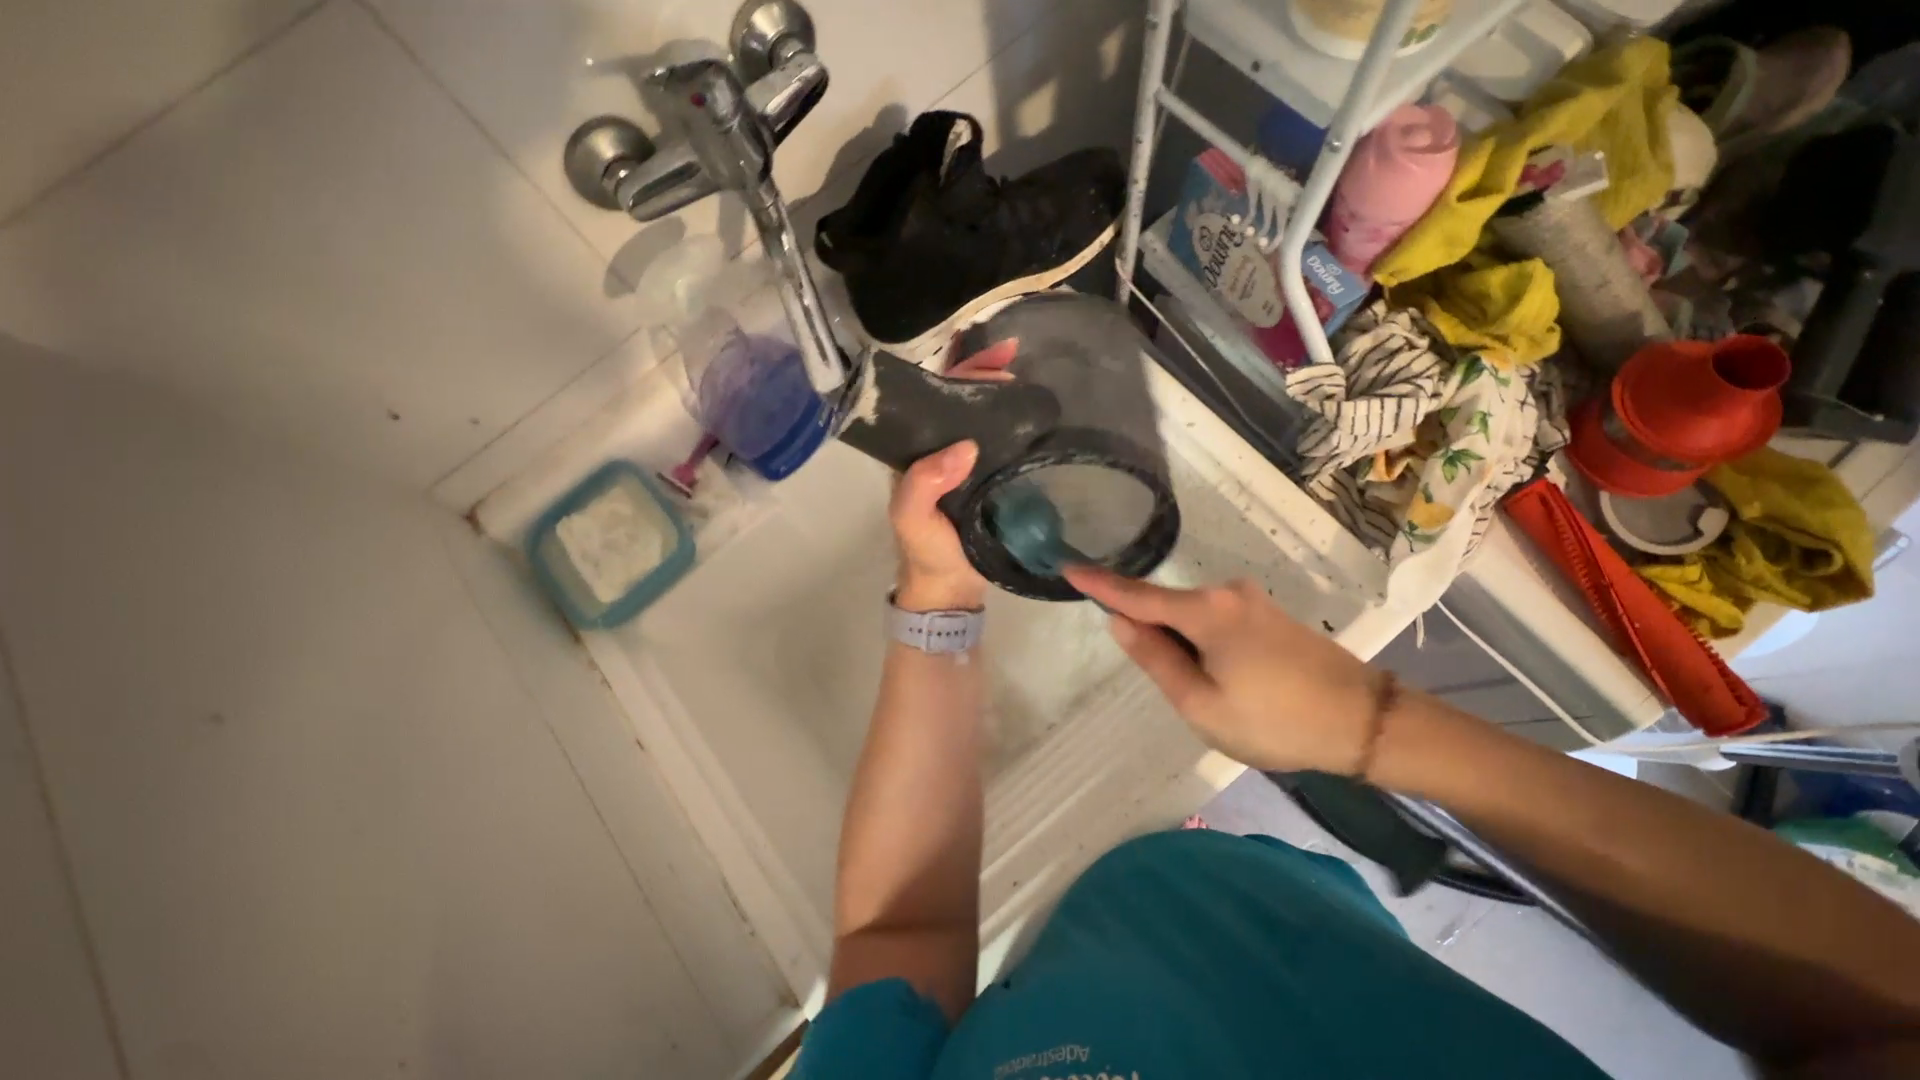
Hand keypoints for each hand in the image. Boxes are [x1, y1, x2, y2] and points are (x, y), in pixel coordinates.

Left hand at [887, 339, 1021, 611]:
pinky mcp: (996, 479)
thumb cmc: (926, 552)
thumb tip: (965, 446)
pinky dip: (1022, 423)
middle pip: (963, 398)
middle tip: (1016, 357)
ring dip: (1007, 393)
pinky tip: (1044, 414)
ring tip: (1033, 374)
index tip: (992, 360)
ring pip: (987, 417)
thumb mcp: (911, 518)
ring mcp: (971, 464)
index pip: (937, 397)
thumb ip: (923, 484)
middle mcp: (943, 449)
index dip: (961, 372)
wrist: (952, 591)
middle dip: (986, 372)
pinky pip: (1007, 442)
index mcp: (918, 450)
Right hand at [1064, 566, 1386, 774]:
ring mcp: (1252, 602)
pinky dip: (1206, 649)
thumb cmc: (1275, 721)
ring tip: (1221, 702)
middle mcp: (1227, 593)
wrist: (1364, 723)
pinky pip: (1216, 625)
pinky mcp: (1269, 616)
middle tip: (1185, 697)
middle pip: (1166, 610)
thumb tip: (1120, 622)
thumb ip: (1156, 660)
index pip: (1137, 596)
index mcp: (1206, 611)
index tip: (1067, 567)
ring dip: (1186, 652)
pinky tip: (1234, 687)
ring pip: (1192, 621)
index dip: (1100, 586)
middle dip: (1157, 643)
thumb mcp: (1202, 704)